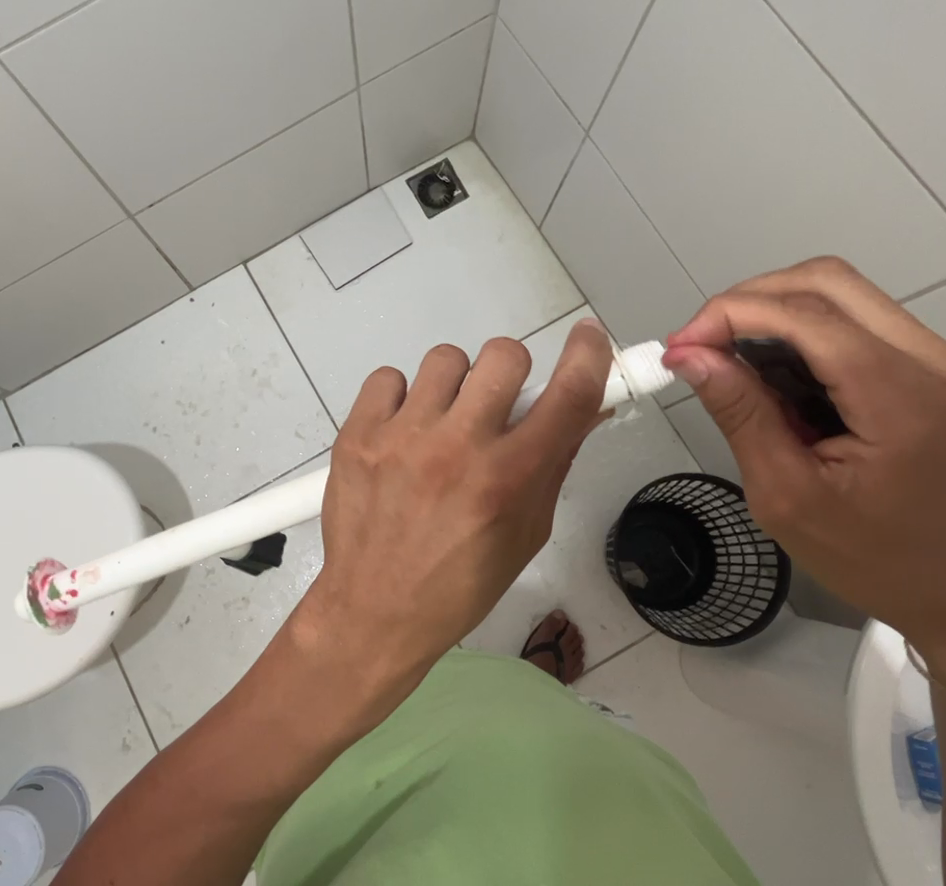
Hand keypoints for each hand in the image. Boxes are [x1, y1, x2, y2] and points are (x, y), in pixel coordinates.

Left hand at [294, 322, 612, 689]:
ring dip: (454, 385)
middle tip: (495, 404)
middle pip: (503, 354)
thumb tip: (584, 409)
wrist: (374, 610)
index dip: (589, 354)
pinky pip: (388, 377)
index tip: (587, 336)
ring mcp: (403, 437)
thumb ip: (553, 465)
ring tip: (439, 424)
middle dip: (510, 372)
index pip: (568, 394)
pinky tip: (400, 432)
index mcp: (510, 478)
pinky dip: (400, 398)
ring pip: (445, 359)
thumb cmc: (462, 581)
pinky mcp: (357, 434)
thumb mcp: (526, 532)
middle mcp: (458, 447)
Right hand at [664, 258, 945, 696]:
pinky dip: (804, 334)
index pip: (806, 315)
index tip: (677, 348)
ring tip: (730, 362)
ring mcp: (944, 363)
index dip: (730, 314)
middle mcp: (936, 362)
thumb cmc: (877, 563)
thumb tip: (688, 355)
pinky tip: (775, 377)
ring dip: (775, 314)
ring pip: (843, 295)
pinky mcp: (939, 373)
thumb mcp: (788, 498)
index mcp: (904, 399)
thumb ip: (741, 414)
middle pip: (827, 282)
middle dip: (749, 300)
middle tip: (700, 346)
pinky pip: (860, 324)